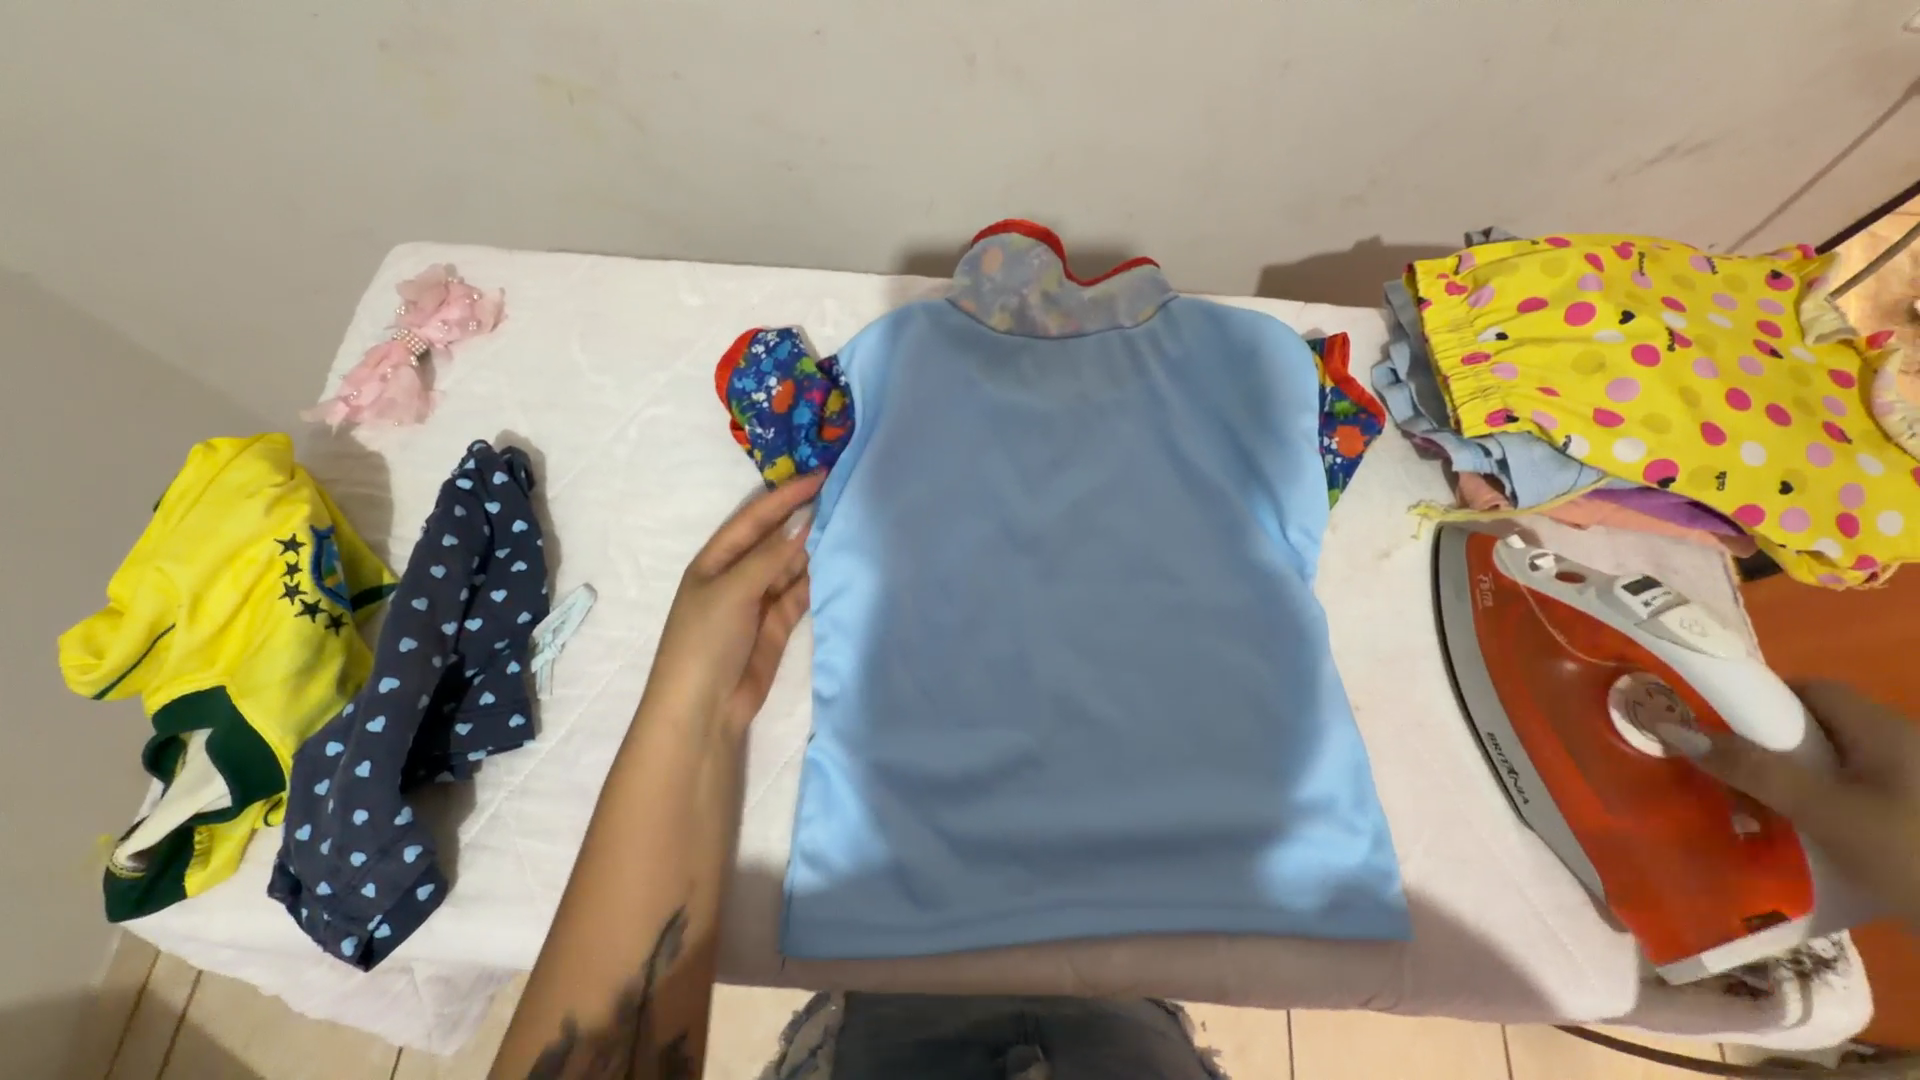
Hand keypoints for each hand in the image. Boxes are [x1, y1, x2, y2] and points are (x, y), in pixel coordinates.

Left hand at [642, 473, 823, 738]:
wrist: (704, 707)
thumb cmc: (705, 640)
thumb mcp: (732, 590)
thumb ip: (770, 557)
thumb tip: (805, 521)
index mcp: (716, 560)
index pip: (755, 518)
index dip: (785, 496)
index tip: (820, 476)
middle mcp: (738, 574)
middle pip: (775, 539)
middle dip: (804, 518)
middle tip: (843, 495)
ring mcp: (760, 600)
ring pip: (792, 564)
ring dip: (815, 547)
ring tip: (849, 523)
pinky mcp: (779, 623)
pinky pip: (802, 591)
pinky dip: (818, 577)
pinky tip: (840, 560)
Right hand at [1661, 681, 1919, 923]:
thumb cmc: (1917, 854)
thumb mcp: (1826, 812)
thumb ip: (1752, 768)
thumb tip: (1673, 728)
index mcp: (1884, 730)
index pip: (1809, 689)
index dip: (1757, 699)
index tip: (1714, 726)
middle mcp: (1904, 748)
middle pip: (1817, 729)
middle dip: (1763, 747)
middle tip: (1720, 774)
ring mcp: (1915, 789)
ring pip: (1833, 768)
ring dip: (1786, 783)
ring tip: (1749, 813)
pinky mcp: (1917, 823)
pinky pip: (1853, 799)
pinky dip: (1816, 810)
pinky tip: (1798, 839)